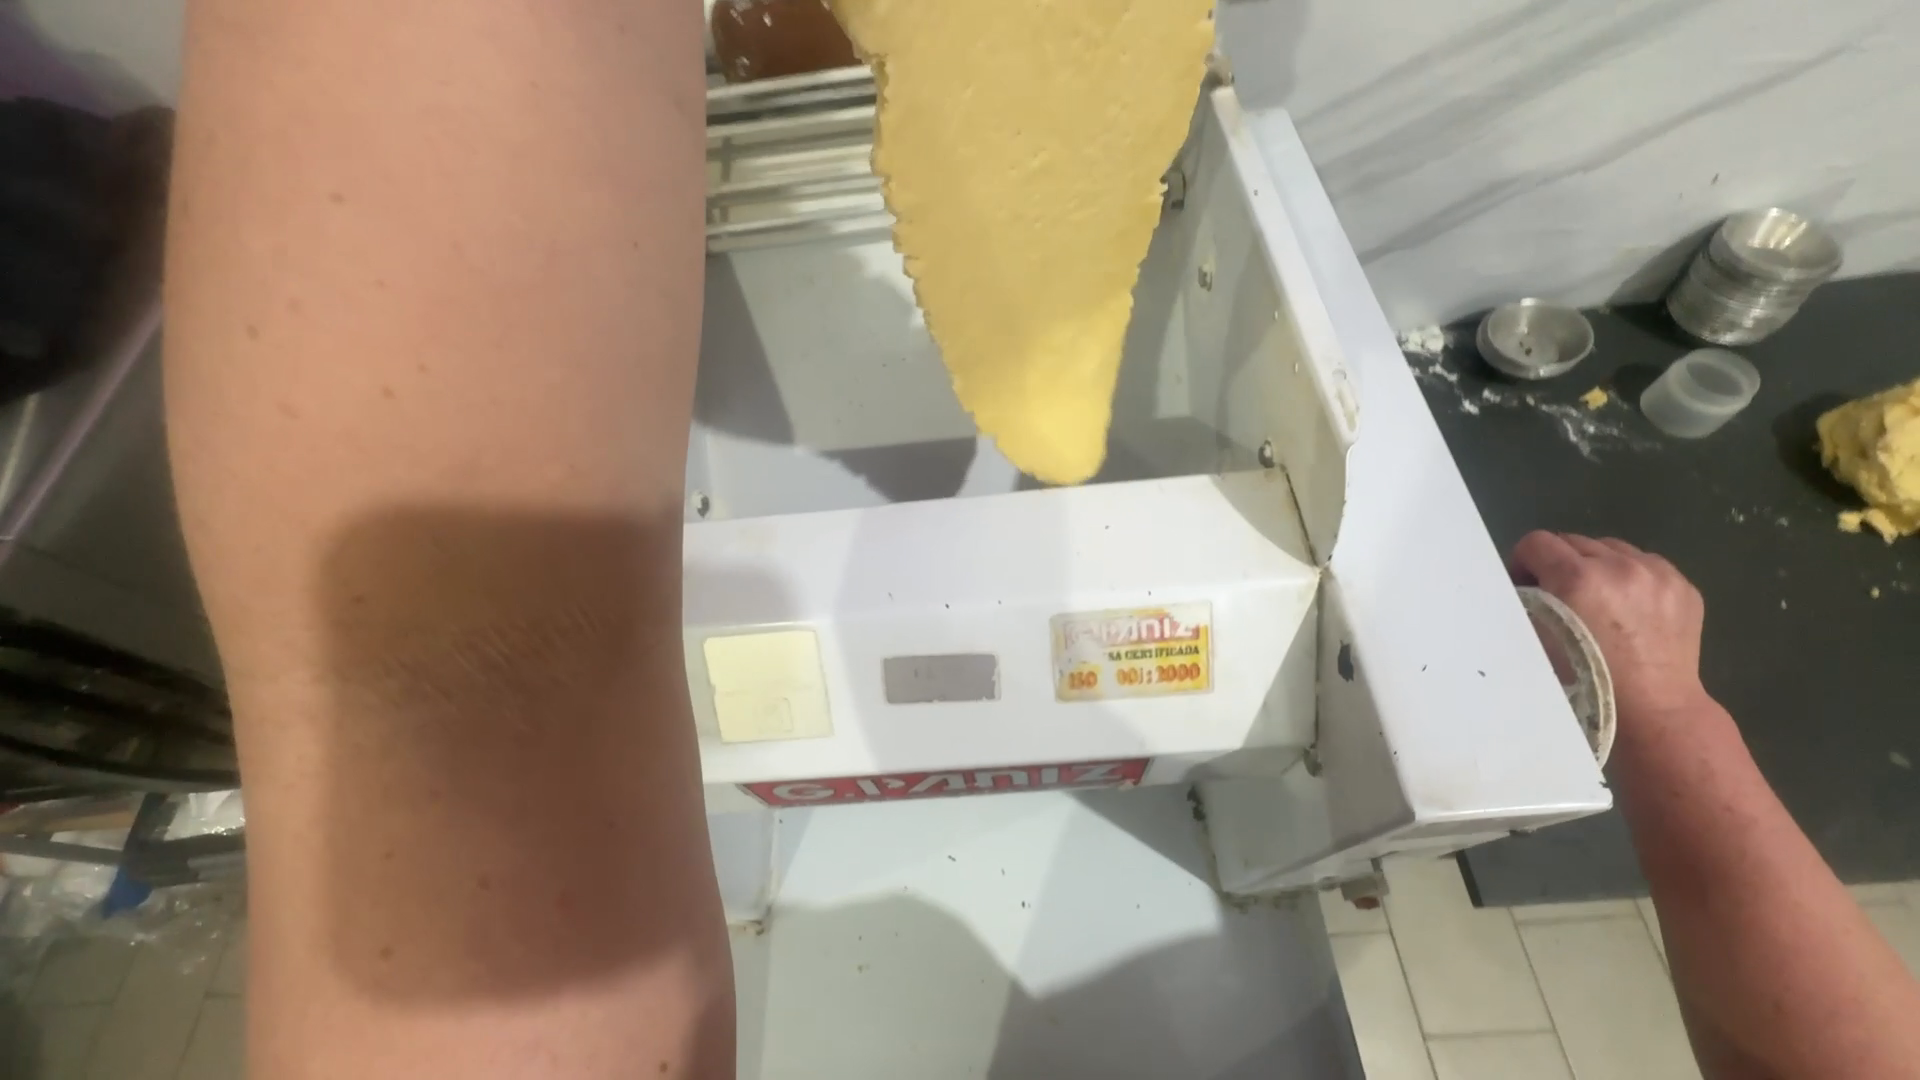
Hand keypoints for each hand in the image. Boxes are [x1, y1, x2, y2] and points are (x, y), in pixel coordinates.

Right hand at [1510, 531, 1708, 726]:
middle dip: (1559, 564)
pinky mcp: (1684, 585)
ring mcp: (1658, 574)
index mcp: (1576, 578)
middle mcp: (1619, 567)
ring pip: (1610, 548)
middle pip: (1573, 541)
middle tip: (1560, 598)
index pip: (1536, 542)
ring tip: (1598, 601)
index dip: (1524, 562)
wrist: (1652, 705)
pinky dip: (1629, 577)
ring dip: (1596, 566)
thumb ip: (1527, 597)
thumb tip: (1527, 582)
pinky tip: (1629, 608)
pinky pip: (1645, 563)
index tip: (1528, 587)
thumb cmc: (1581, 676)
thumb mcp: (1536, 635)